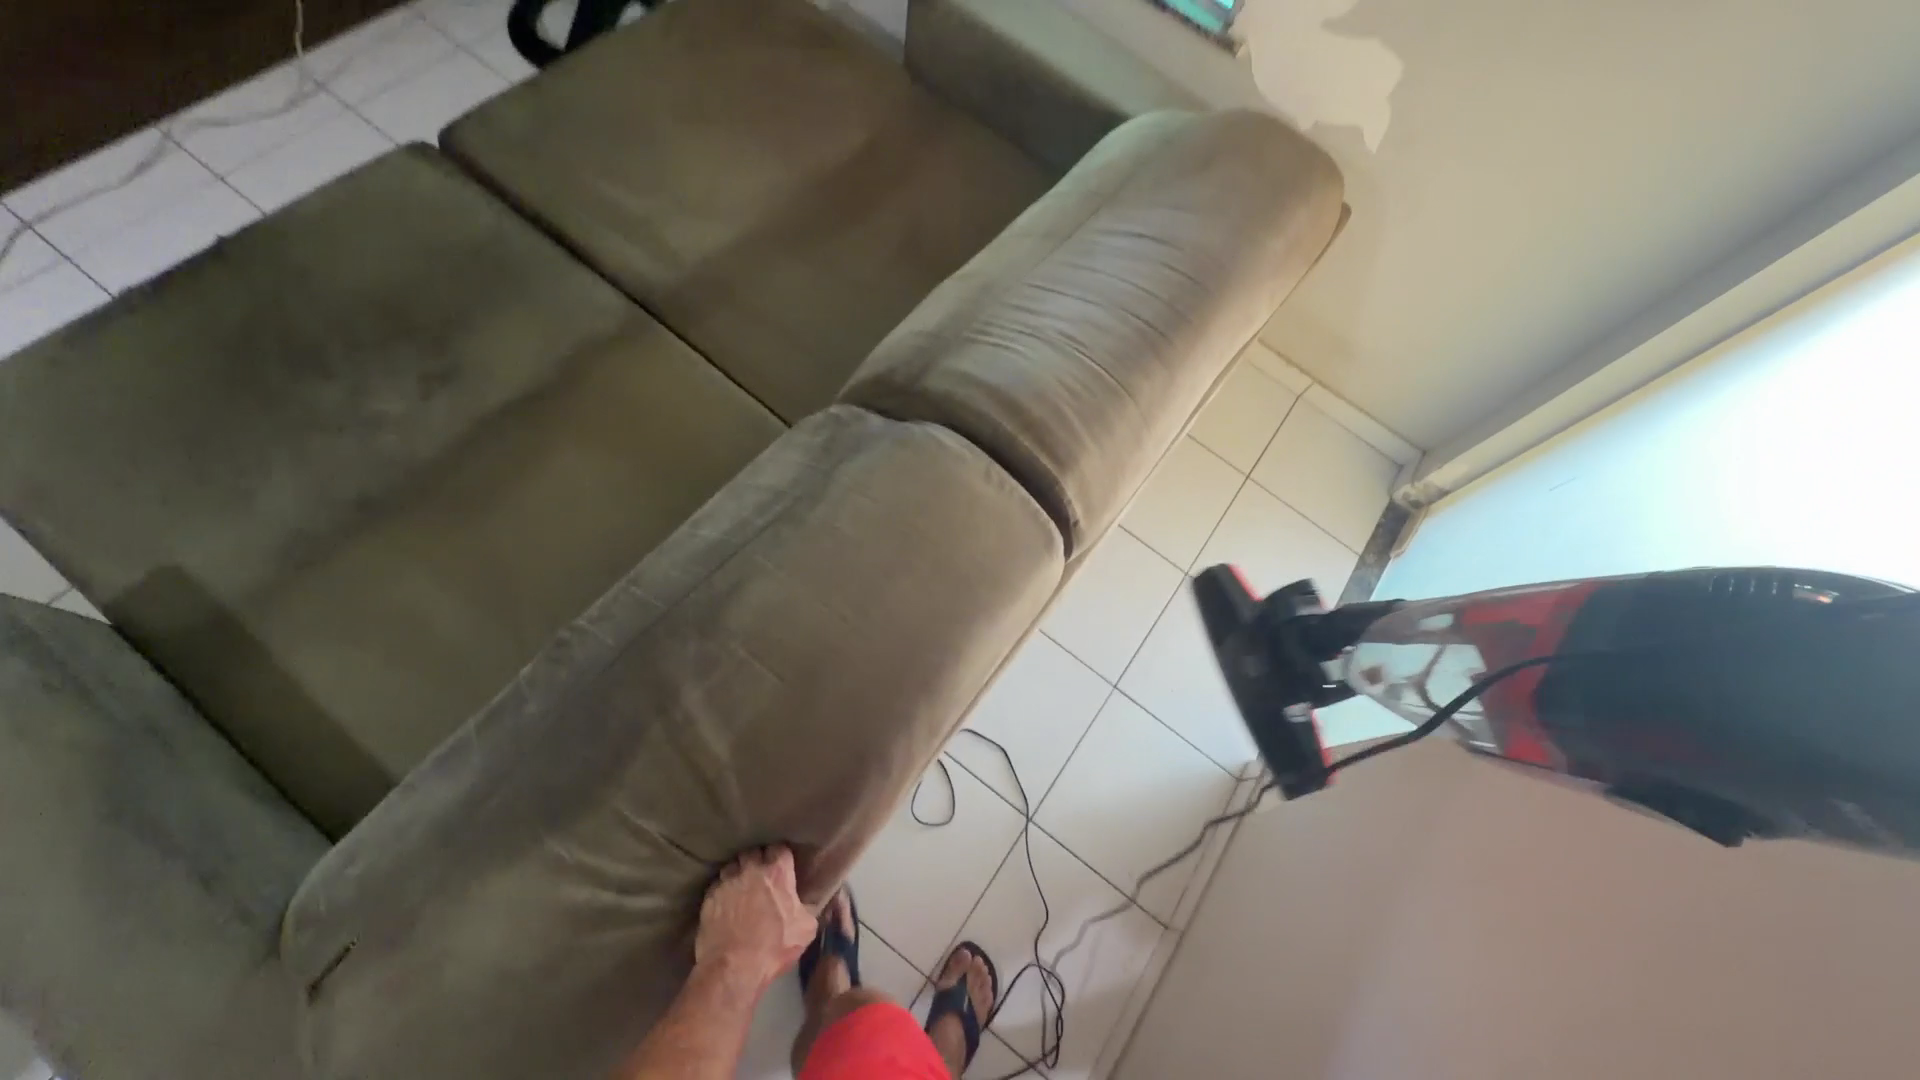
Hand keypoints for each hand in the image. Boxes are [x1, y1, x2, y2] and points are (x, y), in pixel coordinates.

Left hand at [693, 846, 814, 990]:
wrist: (734, 967)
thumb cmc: (774, 947)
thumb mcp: (806, 929)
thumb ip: (806, 908)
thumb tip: (805, 903)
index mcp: (777, 873)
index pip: (779, 848)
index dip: (780, 856)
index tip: (782, 866)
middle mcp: (751, 870)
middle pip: (753, 852)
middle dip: (757, 860)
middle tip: (760, 874)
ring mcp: (727, 882)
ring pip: (732, 865)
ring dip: (737, 873)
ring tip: (740, 886)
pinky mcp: (709, 897)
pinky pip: (716, 885)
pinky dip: (721, 889)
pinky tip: (725, 901)